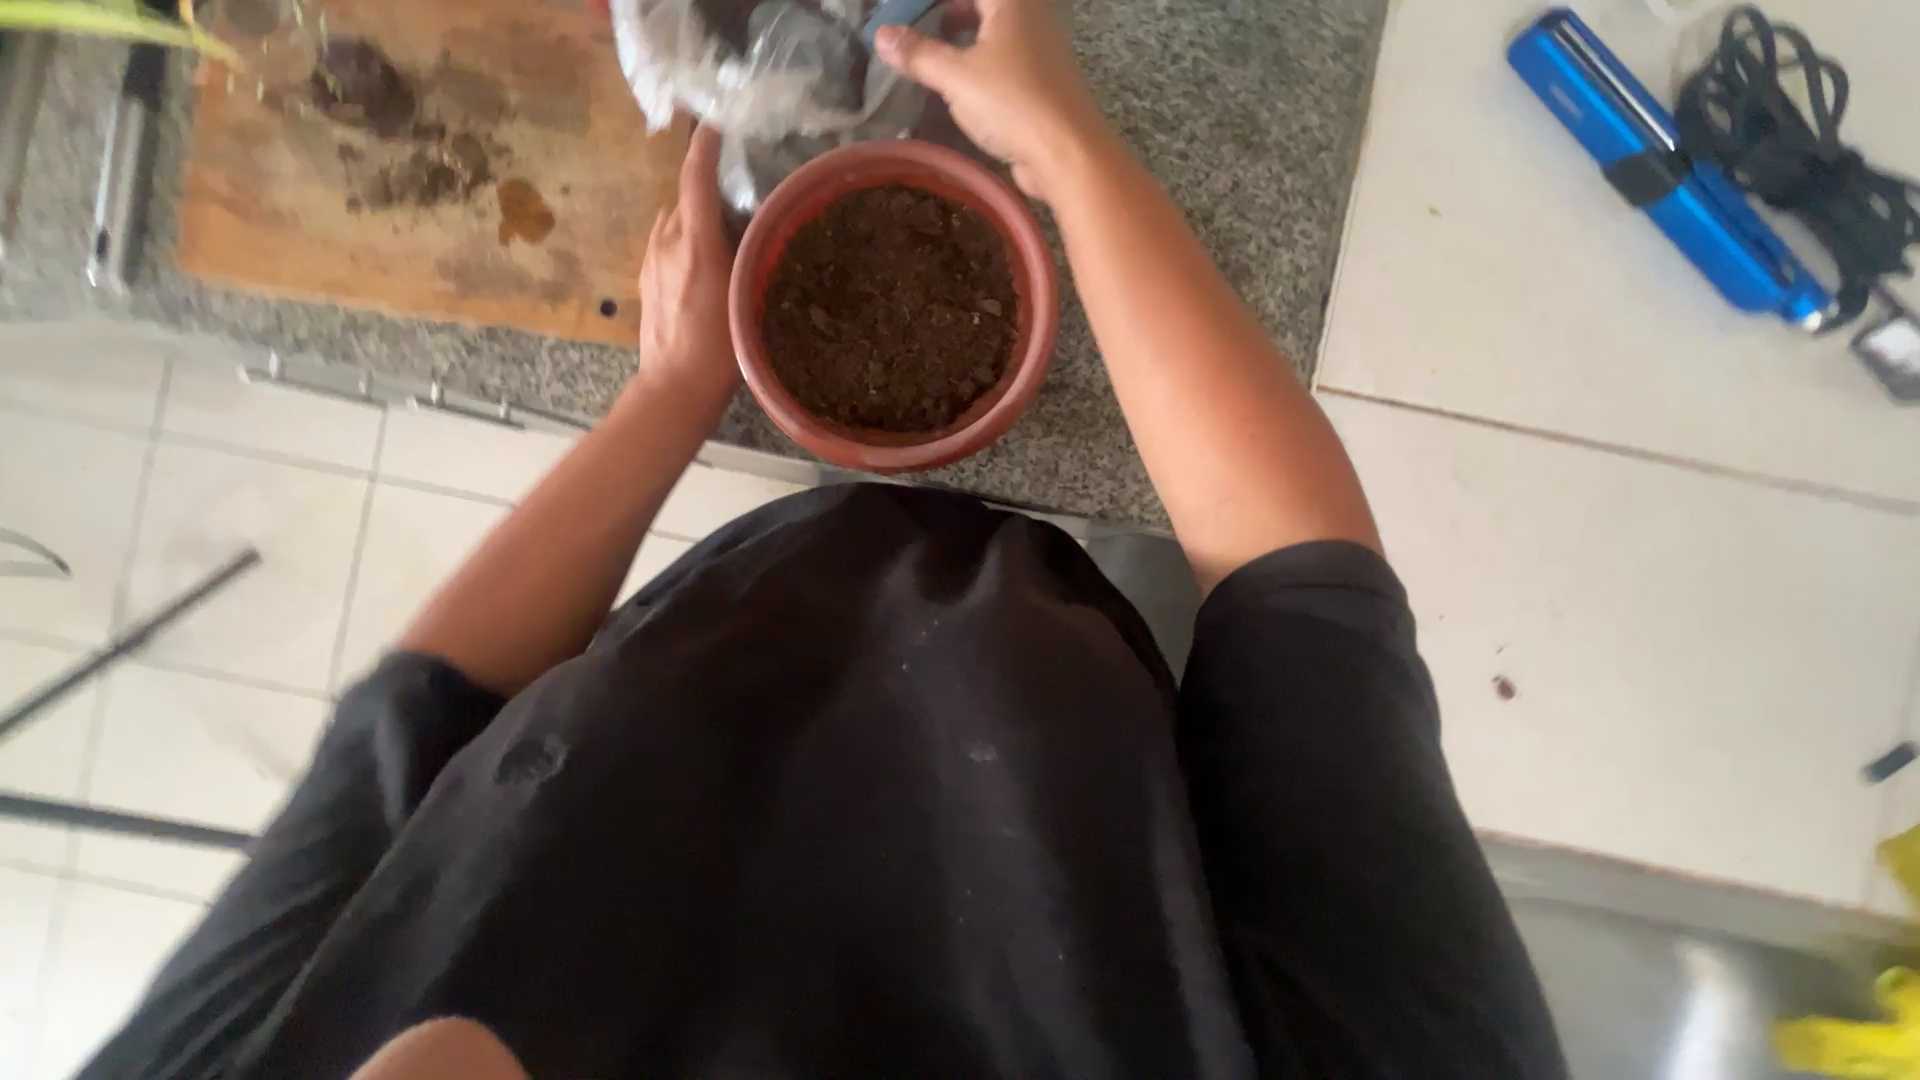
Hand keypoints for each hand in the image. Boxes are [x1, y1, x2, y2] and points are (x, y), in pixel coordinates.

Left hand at [635, 125, 738, 400]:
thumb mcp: (746, 301)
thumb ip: (748, 259)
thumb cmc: (719, 352)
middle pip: (685, 199)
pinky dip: (684, 243)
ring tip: (724, 236)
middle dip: (707, 192)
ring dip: (695, 221)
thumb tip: (754, 230)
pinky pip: (666, 246)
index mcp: (694, 243)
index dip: (706, 147)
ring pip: (673, 223)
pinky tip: (705, 268)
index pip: (696, 178)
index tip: (717, 125)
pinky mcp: (646, 282)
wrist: (674, 389)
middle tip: (740, 198)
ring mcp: (650, 262)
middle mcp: (666, 243)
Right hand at [874, 0, 1110, 201]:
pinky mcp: (1043, 83)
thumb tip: (882, 36)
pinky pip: (1004, 59)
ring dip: (962, 35)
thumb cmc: (1013, 103)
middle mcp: (1031, 15)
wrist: (1067, 154)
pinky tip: (959, 84)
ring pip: (994, 29)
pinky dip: (979, 61)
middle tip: (912, 25)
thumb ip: (919, 55)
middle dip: (947, 10)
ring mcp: (1041, 50)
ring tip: (931, 51)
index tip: (900, 12)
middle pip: (982, 3)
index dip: (932, 1)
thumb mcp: (957, 78)